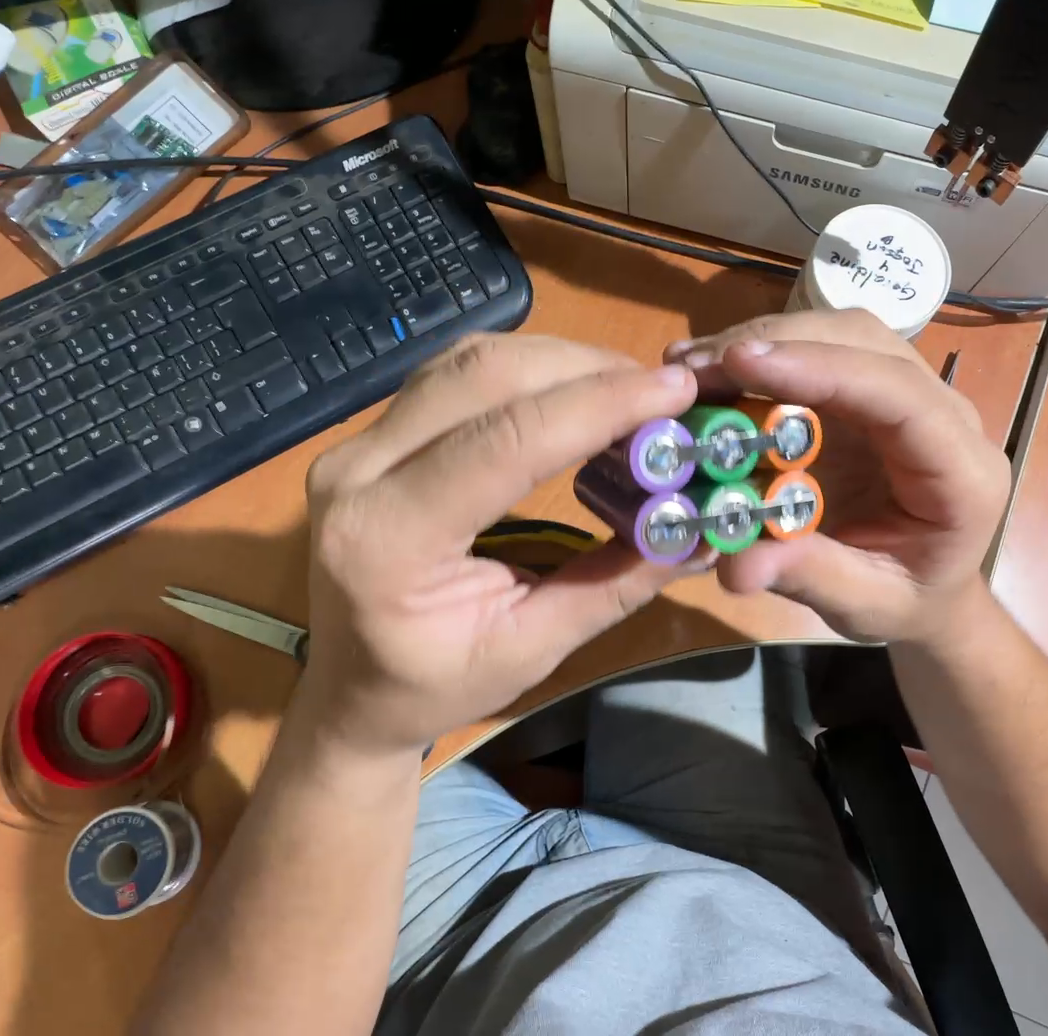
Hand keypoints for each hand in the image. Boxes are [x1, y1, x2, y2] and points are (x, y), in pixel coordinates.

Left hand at [302, 335, 699, 753]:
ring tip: (627, 389)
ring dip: (558, 361)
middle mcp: (356, 473)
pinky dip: (525, 370)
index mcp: (386, 540)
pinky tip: (570, 390)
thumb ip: (613, 586)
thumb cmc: (433, 685)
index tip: (675, 392)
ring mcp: (354, 444)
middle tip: (661, 390)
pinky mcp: (369, 434)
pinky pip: (454, 373)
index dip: (597, 407)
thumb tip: (698, 533)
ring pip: (468, 360)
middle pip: (482, 376)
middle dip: (584, 369)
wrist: (349, 688)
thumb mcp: (529, 650)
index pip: (505, 443)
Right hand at [665, 311, 1009, 645]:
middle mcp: (943, 416)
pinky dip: (765, 354)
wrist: (928, 588)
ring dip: (765, 340)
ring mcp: (907, 395)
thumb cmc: (908, 598)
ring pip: (842, 333)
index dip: (822, 370)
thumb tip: (735, 566)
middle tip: (696, 370)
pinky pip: (821, 349)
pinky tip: (714, 370)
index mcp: (960, 473)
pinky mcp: (869, 392)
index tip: (741, 364)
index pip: (899, 396)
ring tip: (691, 367)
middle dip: (779, 345)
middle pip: (867, 344)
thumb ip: (810, 578)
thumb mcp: (865, 604)